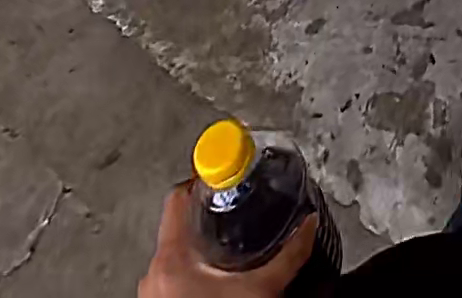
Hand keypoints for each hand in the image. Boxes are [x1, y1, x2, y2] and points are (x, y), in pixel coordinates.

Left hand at [140, 181, 319, 297]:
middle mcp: (154, 272)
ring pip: (176, 249)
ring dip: (201, 240)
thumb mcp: (262, 290)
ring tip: (230, 239)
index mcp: (172, 256)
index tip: (228, 176)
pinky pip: (172, 274)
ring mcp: (152, 294)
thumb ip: (289, 254)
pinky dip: (193, 265)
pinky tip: (218, 272)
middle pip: (179, 221)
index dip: (204, 179)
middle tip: (236, 207)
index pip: (178, 196)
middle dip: (209, 212)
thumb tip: (309, 224)